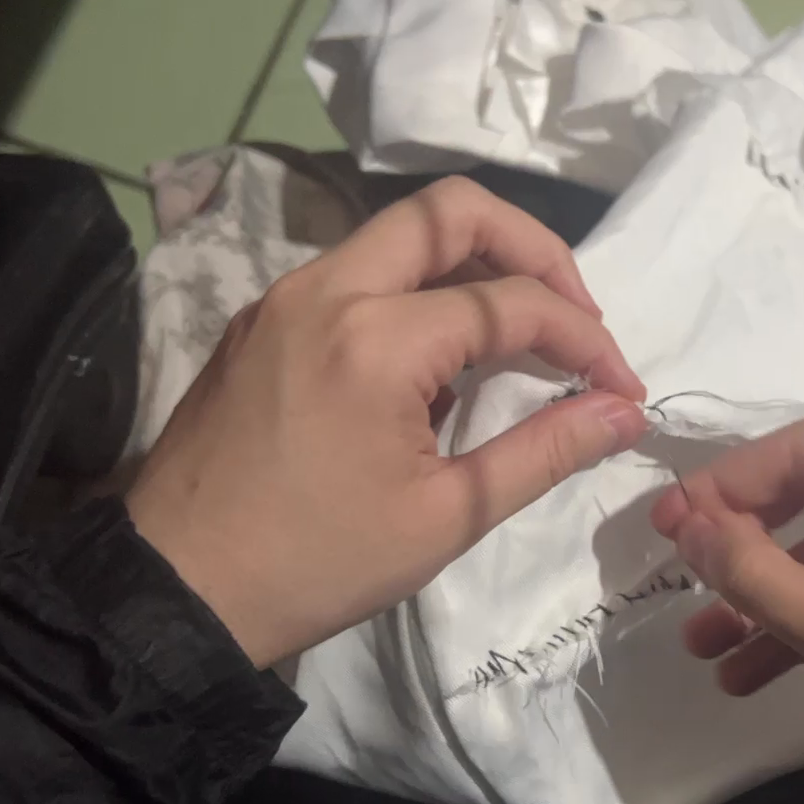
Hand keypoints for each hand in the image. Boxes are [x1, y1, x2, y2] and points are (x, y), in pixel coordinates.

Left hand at [127, 177, 647, 667]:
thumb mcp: (448, 516)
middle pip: (451, 211)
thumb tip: (625, 412)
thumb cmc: (319, 564)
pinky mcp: (263, 321)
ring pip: (400, 235)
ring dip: (475, 267)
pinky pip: (358, 276)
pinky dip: (419, 295)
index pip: (512, 304)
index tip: (622, 387)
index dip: (585, 339)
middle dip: (534, 250)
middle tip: (576, 313)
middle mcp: (326, 290)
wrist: (178, 592)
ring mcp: (284, 298)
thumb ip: (545, 452)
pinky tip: (438, 364)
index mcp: (375, 340)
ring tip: (519, 337)